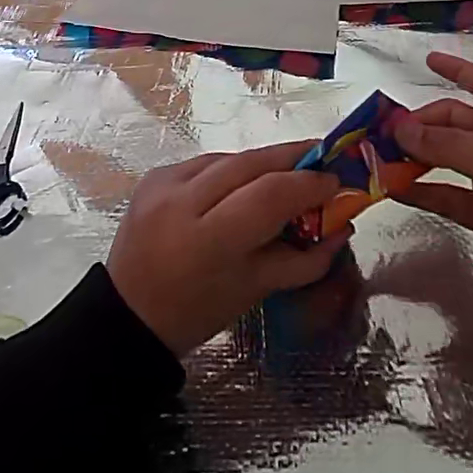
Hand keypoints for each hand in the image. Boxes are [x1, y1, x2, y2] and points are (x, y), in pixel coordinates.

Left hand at [107, 141, 351, 355]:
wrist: (127, 315)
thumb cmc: (197, 311)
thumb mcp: (256, 290)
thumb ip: (306, 259)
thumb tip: (344, 227)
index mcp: (208, 239)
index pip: (270, 193)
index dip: (309, 182)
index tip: (336, 182)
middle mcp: (182, 201)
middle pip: (251, 162)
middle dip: (293, 157)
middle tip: (322, 160)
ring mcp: (163, 184)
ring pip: (231, 157)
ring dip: (264, 162)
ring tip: (288, 172)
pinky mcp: (154, 175)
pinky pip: (207, 162)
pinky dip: (233, 169)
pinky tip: (244, 183)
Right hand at [391, 53, 472, 340]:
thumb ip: (449, 147)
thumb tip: (399, 127)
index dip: (458, 69)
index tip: (426, 61)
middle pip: (454, 123)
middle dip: (421, 122)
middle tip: (381, 133)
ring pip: (445, 160)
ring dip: (415, 158)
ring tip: (378, 160)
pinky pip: (447, 196)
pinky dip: (421, 192)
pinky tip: (394, 192)